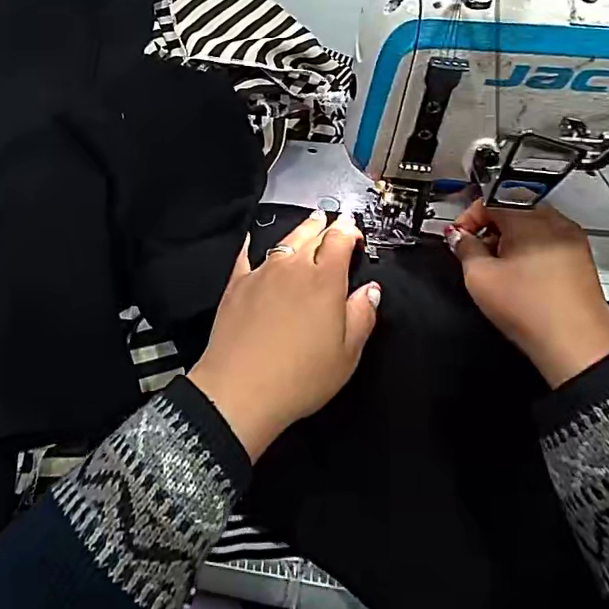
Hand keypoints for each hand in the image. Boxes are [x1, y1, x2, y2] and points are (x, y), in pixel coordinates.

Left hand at [189, 211, 380, 459]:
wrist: (239, 390)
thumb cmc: (299, 377)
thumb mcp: (347, 354)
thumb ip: (362, 316)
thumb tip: (371, 291)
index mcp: (324, 281)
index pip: (339, 240)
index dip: (349, 230)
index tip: (354, 231)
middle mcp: (293, 268)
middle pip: (312, 235)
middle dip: (325, 225)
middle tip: (332, 219)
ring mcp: (262, 274)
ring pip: (284, 242)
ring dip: (299, 230)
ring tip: (308, 223)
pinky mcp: (237, 285)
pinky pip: (247, 257)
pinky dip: (253, 245)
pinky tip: (252, 240)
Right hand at [446, 201, 608, 387]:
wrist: (576, 347)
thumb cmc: (533, 312)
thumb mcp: (479, 277)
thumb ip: (463, 248)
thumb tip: (459, 237)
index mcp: (530, 217)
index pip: (489, 201)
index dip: (467, 218)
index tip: (458, 236)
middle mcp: (556, 222)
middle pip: (511, 210)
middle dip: (489, 230)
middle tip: (475, 254)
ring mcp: (572, 241)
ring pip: (531, 226)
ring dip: (510, 241)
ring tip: (499, 271)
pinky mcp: (581, 261)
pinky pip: (548, 243)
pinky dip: (531, 253)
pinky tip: (522, 280)